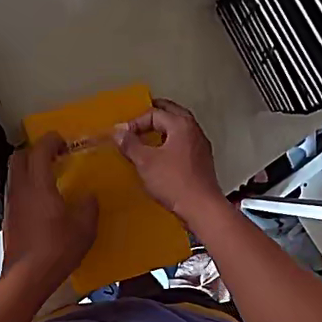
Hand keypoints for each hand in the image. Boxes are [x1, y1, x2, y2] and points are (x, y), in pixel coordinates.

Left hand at [0, 133, 97, 294]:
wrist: (29, 276)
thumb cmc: (57, 250)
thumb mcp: (84, 228)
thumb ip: (89, 207)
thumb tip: (89, 198)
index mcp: (39, 186)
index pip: (39, 151)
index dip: (50, 141)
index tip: (60, 140)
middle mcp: (20, 190)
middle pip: (19, 157)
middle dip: (34, 151)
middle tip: (51, 155)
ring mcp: (11, 205)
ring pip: (15, 175)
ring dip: (28, 169)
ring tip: (47, 176)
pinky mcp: (9, 220)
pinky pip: (16, 193)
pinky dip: (27, 187)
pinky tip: (41, 201)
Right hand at [113, 99, 228, 223]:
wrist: (201, 208)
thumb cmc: (174, 182)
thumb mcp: (145, 162)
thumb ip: (130, 144)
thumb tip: (118, 132)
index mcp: (181, 125)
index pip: (155, 113)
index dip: (135, 122)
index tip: (122, 135)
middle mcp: (194, 131)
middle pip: (172, 114)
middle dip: (155, 115)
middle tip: (139, 120)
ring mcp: (201, 147)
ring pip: (180, 130)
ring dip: (164, 129)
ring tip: (148, 137)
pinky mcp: (202, 163)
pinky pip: (184, 145)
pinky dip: (172, 144)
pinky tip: (162, 156)